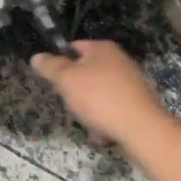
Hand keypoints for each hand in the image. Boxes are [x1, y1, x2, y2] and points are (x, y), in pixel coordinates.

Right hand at [31, 40, 171, 144]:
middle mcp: (120, 61)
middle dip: (75, 89)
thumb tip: (37, 57)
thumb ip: (49, 66)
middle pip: (86, 71)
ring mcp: (133, 83)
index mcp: (102, 48)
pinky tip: (101, 133)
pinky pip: (115, 108)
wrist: (143, 130)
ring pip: (100, 92)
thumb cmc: (100, 98)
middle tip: (68, 103)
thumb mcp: (65, 79)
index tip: (54, 80)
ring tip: (86, 123)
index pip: (73, 47)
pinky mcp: (141, 105)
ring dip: (90, 106)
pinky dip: (106, 118)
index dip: (60, 62)